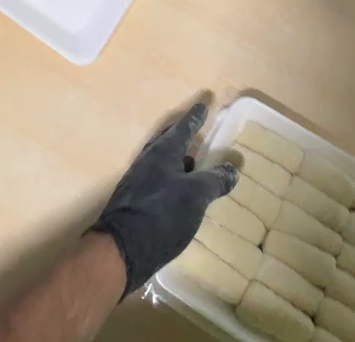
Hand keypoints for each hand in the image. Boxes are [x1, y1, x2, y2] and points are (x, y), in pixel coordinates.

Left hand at [87, 101, 238, 296]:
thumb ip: (215, 180)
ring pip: (162, 161)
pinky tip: (180, 193)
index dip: (196, 116)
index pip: (184, 126)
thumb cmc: (162, 215)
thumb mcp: (196, 196)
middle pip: (168, 140)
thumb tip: (232, 169)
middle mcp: (148, 160)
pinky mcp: (134, 201)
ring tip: (193, 164)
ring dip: (178, 158)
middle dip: (183, 133)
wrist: (122, 250)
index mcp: (163, 151)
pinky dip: (171, 178)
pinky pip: (157, 179)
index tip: (204, 102)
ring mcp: (138, 181)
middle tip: (196, 129)